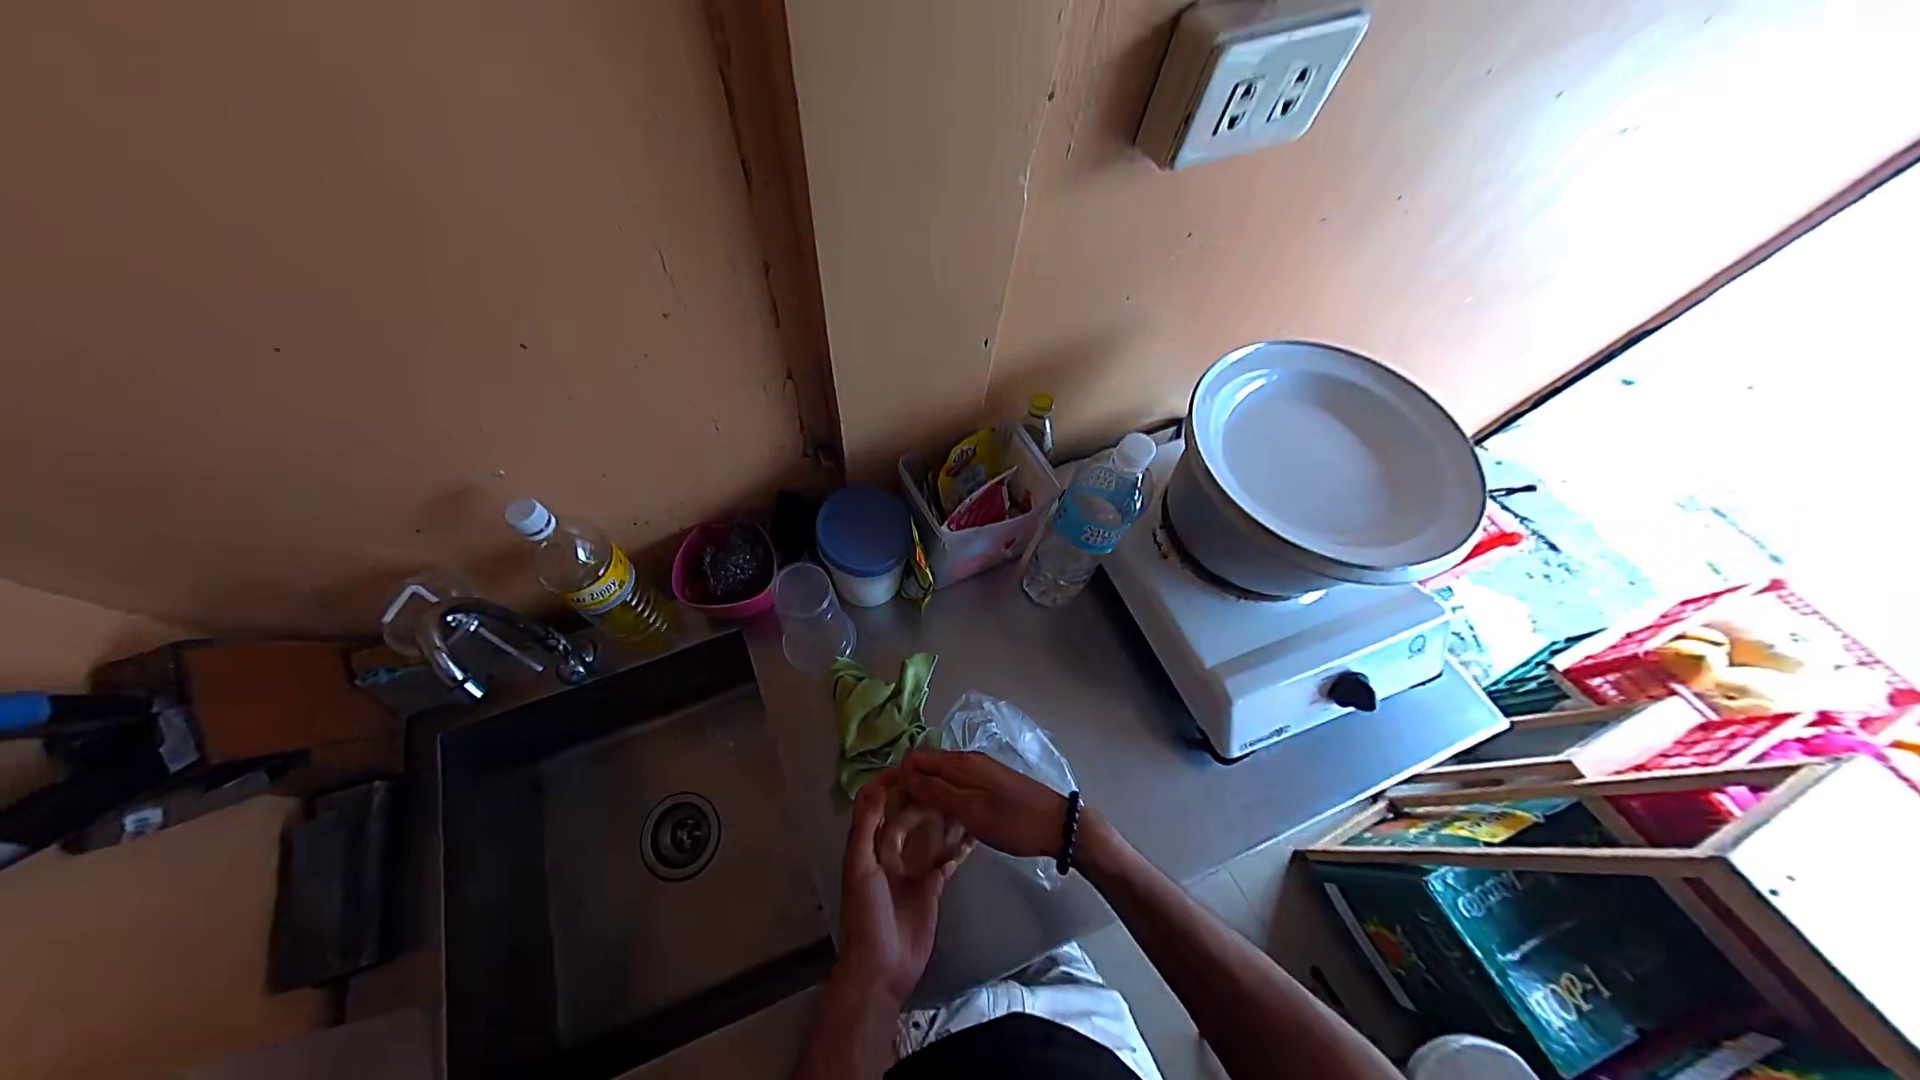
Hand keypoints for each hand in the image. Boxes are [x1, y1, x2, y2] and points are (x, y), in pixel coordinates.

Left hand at [837, 771, 958, 1005]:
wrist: (882, 966)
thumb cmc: (866, 915)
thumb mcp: (860, 867)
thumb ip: (866, 828)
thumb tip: (873, 787)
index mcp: (867, 845)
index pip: (875, 804)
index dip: (888, 783)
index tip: (911, 765)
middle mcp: (889, 852)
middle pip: (904, 815)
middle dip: (920, 796)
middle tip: (945, 777)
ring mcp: (912, 869)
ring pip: (928, 834)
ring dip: (942, 818)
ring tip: (963, 798)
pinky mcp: (931, 887)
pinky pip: (946, 861)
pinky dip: (958, 848)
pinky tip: (973, 835)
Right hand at [902, 749, 1069, 859]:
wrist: (1059, 827)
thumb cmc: (1014, 821)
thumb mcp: (971, 811)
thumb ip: (937, 792)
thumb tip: (905, 774)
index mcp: (961, 763)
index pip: (917, 757)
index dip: (900, 776)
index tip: (891, 803)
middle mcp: (968, 760)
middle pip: (929, 766)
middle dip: (912, 787)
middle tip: (903, 819)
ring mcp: (981, 772)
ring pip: (943, 778)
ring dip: (930, 795)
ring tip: (920, 825)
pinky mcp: (990, 785)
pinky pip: (958, 787)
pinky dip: (947, 800)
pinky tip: (947, 823)